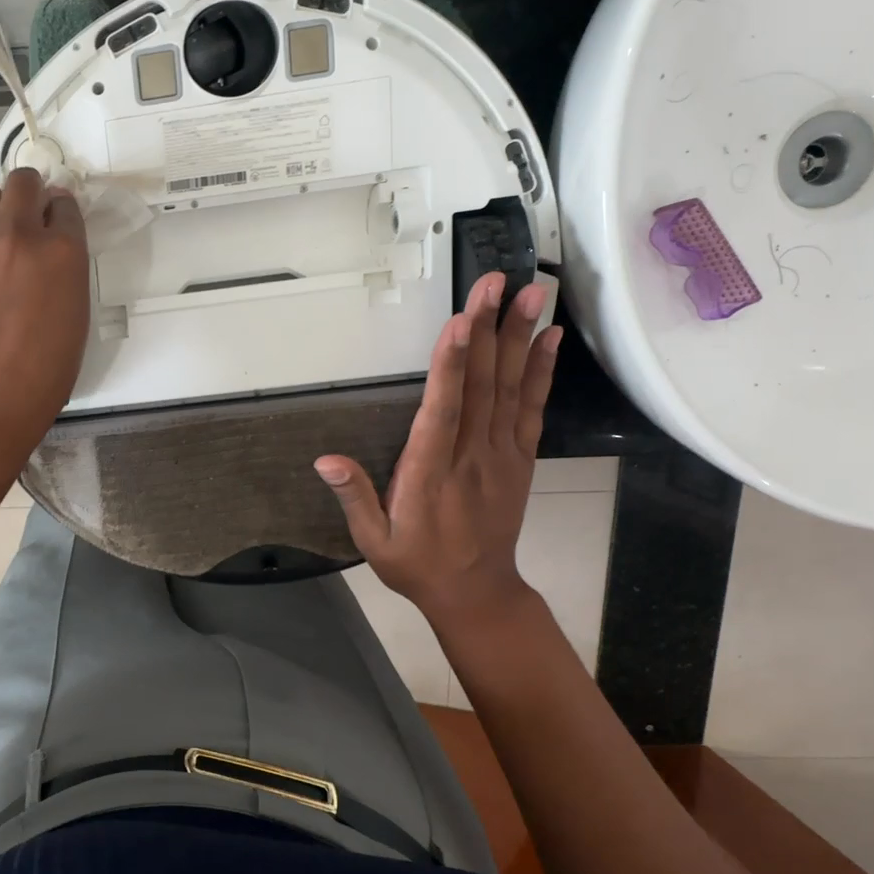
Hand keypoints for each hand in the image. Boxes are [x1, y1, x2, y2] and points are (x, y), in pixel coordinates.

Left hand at [0, 168, 89, 454]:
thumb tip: (54, 250)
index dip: (62, 214)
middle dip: (31, 193)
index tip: (58, 226)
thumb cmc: (45, 372)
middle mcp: (19, 234)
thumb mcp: (75, 316)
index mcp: (63, 250)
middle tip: (30, 219)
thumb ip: (67, 272)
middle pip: (23, 181)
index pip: (66, 204)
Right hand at [315, 272, 561, 622]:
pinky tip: (548, 338)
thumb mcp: (373, 541)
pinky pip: (531, 409)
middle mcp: (470, 457)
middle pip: (480, 386)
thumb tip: (325, 460)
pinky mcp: (519, 458)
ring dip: (518, 338)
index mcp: (430, 474)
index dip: (450, 366)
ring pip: (509, 389)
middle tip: (494, 281)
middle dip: (486, 330)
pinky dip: (541, 372)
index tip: (459, 322)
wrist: (476, 592)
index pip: (443, 412)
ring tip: (530, 293)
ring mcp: (501, 455)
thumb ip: (354, 497)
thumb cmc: (416, 564)